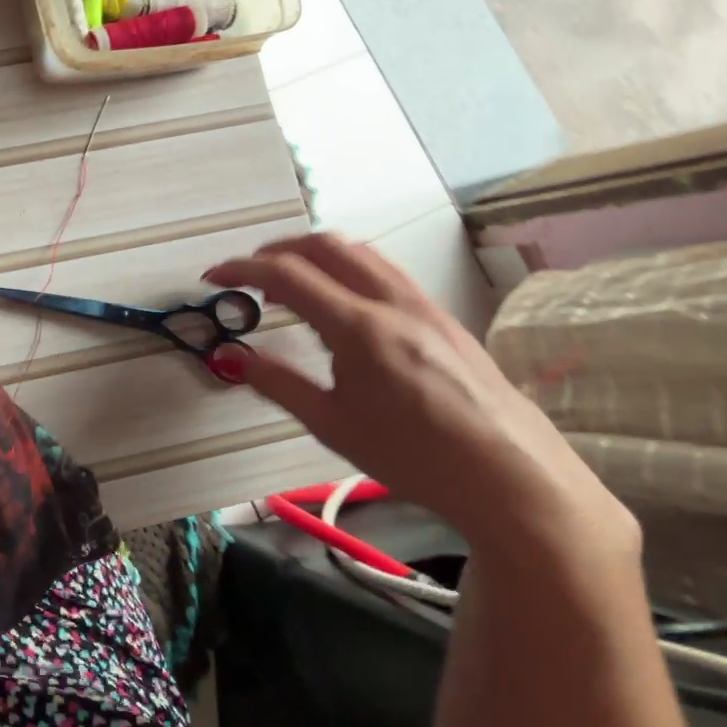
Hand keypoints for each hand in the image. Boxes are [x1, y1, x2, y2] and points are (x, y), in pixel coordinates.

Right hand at [204, 233, 635, 561]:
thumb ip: (276, 382)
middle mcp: (394, 304)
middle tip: (246, 273)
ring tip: (287, 282)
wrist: (514, 480)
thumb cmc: (415, 458)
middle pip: (326, 245)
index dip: (242, 269)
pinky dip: (345, 269)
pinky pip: (384, 272)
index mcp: (360, 329)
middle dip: (276, 250)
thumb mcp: (332, 425)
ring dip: (314, 254)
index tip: (212, 277)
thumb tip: (229, 356)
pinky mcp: (443, 318)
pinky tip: (337, 303)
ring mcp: (425, 307)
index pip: (288, 275)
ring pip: (360, 253)